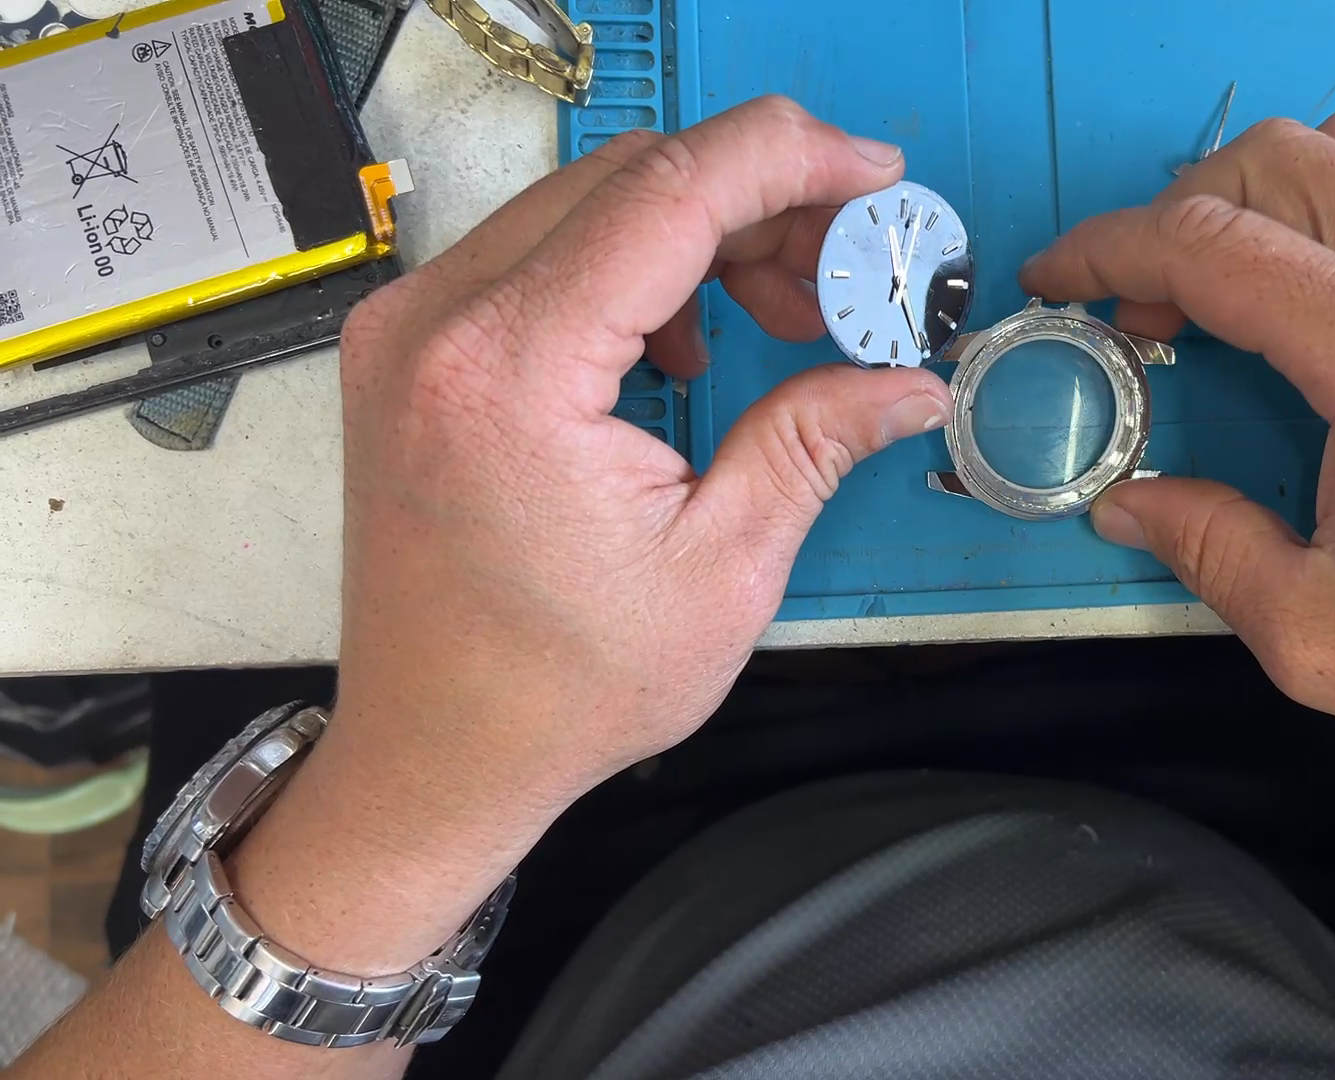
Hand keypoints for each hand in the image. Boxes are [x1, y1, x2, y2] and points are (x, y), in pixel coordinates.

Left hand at [332, 96, 950, 817]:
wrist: (442, 754)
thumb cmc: (573, 684)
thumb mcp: (728, 565)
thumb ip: (817, 441)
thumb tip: (913, 382)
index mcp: (516, 370)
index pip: (671, 194)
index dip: (790, 163)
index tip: (875, 174)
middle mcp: (441, 320)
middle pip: (634, 183)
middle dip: (766, 205)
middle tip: (852, 267)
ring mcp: (419, 330)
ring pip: (595, 210)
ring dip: (711, 239)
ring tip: (791, 311)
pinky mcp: (428, 354)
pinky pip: (555, 259)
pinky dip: (649, 275)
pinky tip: (693, 347)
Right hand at [1021, 108, 1334, 786]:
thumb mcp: (1307, 630)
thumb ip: (1199, 544)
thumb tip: (1119, 503)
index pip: (1209, 248)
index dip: (1106, 251)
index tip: (1052, 277)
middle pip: (1274, 165)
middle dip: (1170, 215)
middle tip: (1130, 300)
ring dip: (1252, 197)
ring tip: (1212, 284)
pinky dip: (1331, 199)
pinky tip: (1312, 279)